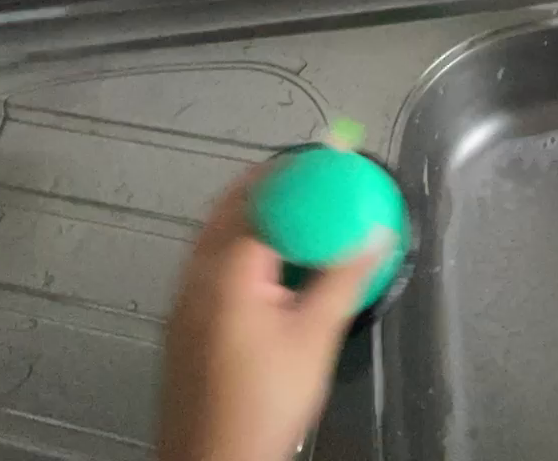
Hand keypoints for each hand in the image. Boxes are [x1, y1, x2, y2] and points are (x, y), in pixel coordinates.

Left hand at [159, 167, 390, 460]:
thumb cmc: (264, 403)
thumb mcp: (316, 337)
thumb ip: (344, 278)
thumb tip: (377, 234)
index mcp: (228, 274)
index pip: (259, 201)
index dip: (292, 172)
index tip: (320, 154)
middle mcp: (196, 279)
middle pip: (227, 209)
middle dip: (264, 183)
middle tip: (301, 172)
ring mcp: (182, 302)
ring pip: (211, 234)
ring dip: (247, 210)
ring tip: (286, 204)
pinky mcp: (180, 324)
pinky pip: (205, 259)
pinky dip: (233, 239)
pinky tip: (261, 259)